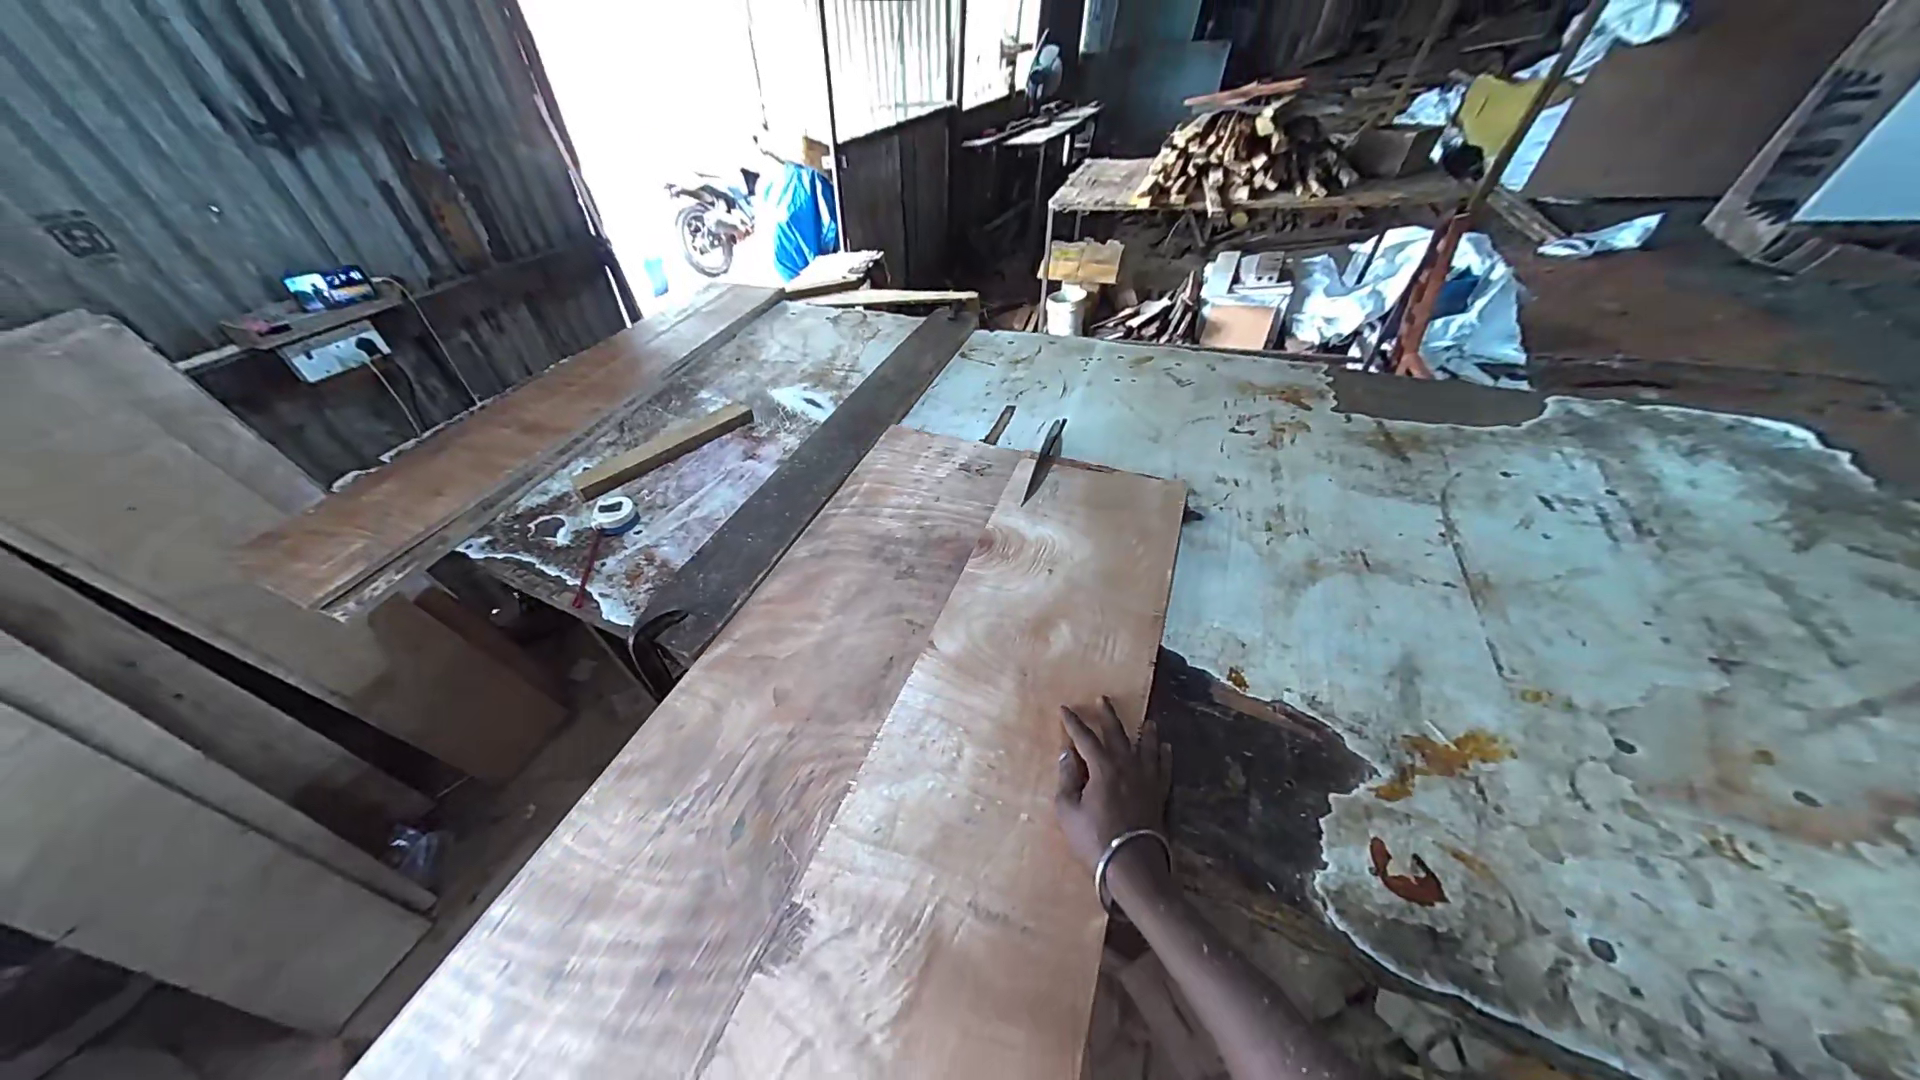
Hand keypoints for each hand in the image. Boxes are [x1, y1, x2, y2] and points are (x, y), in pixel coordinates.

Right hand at [1055, 696, 1172, 869]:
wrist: (1132, 865)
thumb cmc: (1094, 839)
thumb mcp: (1068, 811)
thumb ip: (1066, 780)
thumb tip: (1067, 755)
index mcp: (1102, 767)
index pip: (1084, 738)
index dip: (1073, 723)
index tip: (1065, 710)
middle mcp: (1126, 766)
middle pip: (1117, 734)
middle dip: (1108, 715)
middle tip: (1103, 699)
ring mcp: (1146, 779)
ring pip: (1147, 748)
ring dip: (1145, 732)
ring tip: (1148, 721)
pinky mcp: (1159, 794)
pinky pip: (1164, 769)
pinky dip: (1165, 756)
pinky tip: (1167, 748)